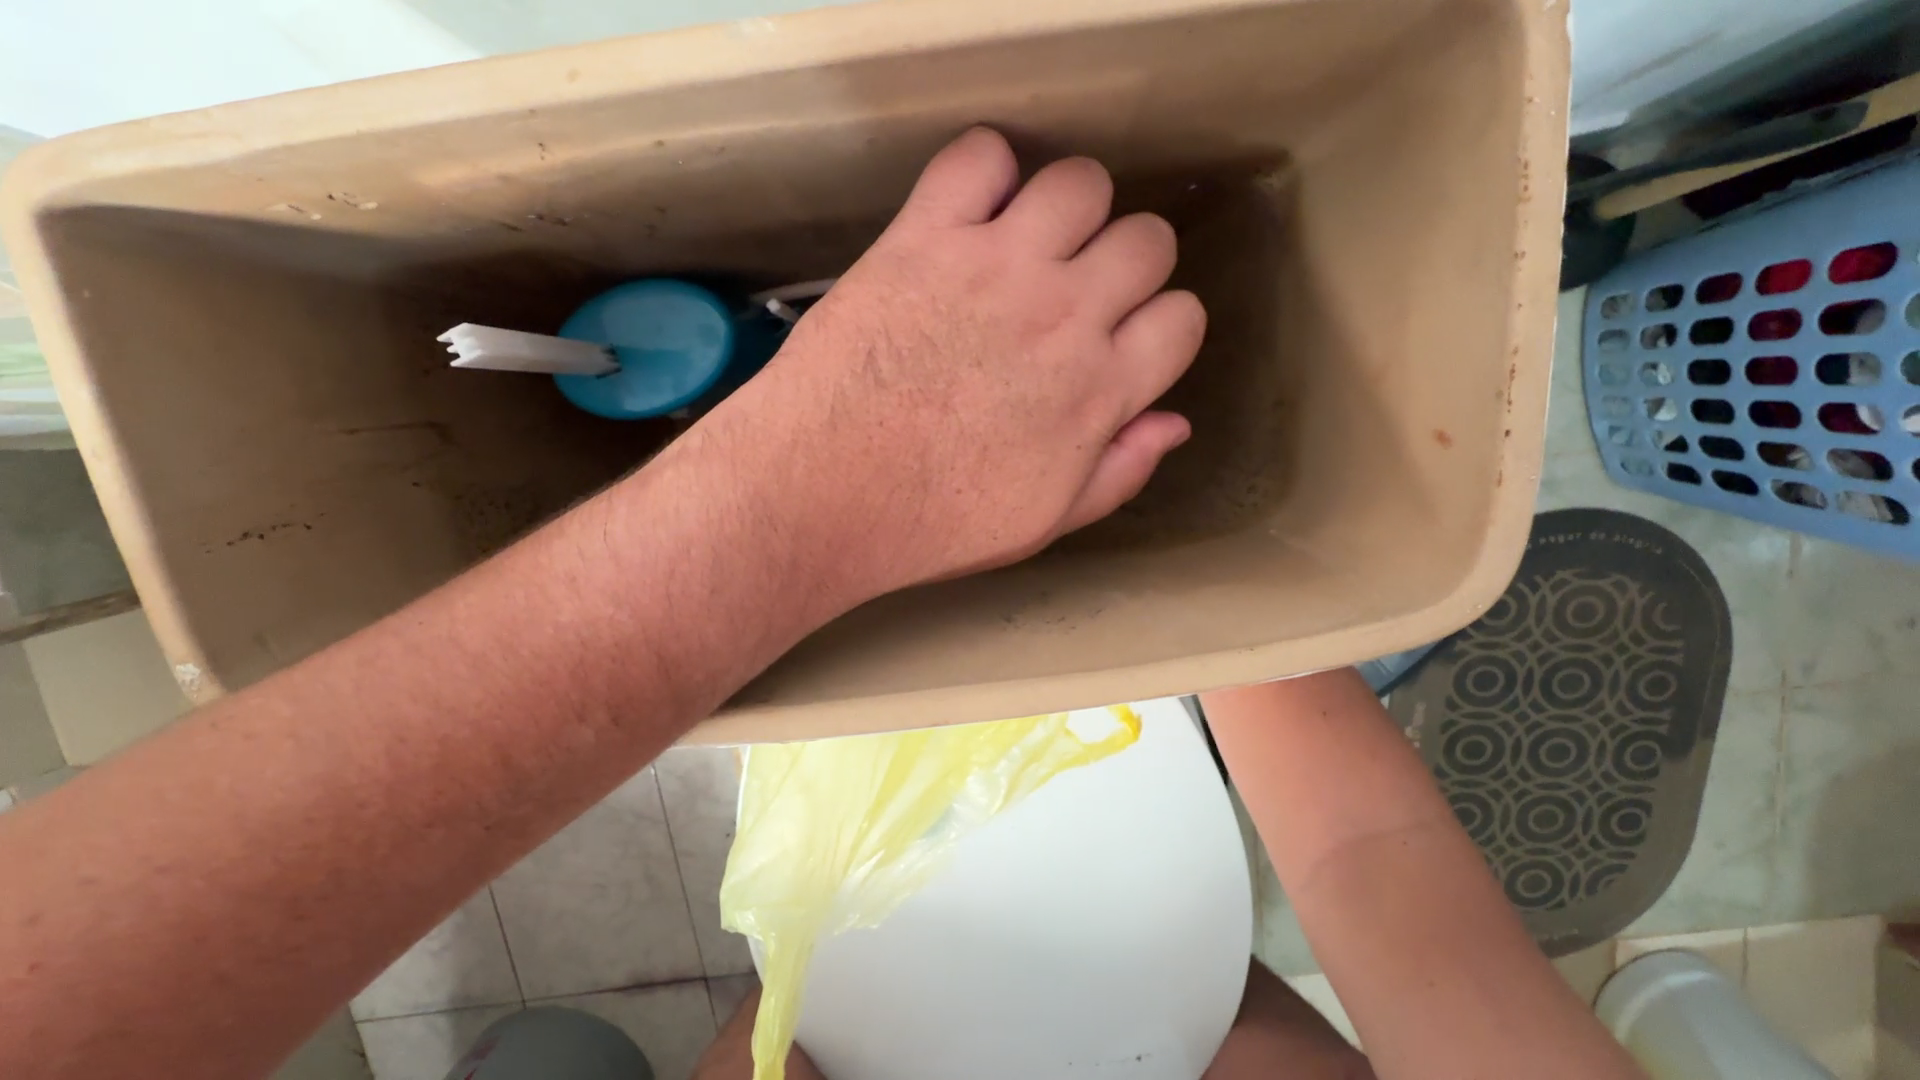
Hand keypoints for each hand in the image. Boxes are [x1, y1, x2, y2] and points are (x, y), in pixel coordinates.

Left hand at [708, 126, 1204, 596]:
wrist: (820, 493)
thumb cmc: (931, 523)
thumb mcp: (1043, 523)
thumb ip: (1118, 472)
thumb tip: (1175, 422)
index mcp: (1098, 391)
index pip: (1183, 320)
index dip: (1160, 328)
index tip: (1124, 341)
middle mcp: (1062, 316)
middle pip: (1148, 239)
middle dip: (1126, 262)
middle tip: (1078, 290)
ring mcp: (994, 268)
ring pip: (1081, 183)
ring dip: (1068, 209)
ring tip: (1030, 243)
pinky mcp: (924, 237)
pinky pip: (980, 155)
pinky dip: (984, 170)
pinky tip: (969, 211)